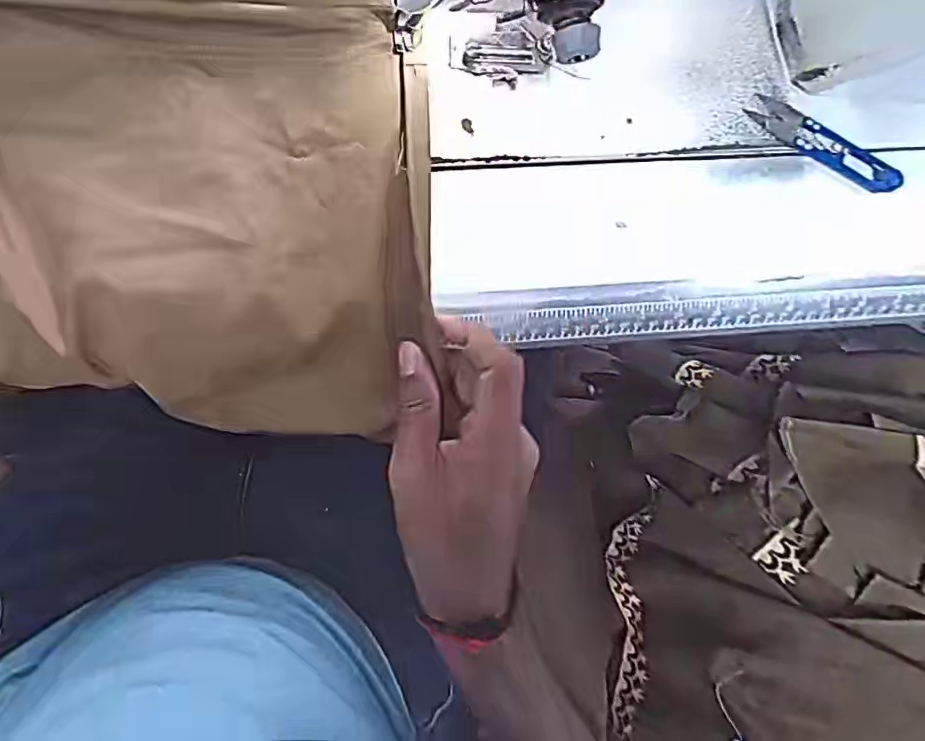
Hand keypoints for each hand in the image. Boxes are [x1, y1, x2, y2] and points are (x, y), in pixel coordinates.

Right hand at [389, 316, 539, 625]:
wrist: (470, 599)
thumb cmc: (438, 538)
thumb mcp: (412, 471)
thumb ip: (415, 408)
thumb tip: (409, 352)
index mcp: (499, 438)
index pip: (501, 365)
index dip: (470, 334)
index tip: (428, 324)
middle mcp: (517, 436)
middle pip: (495, 373)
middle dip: (452, 350)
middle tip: (407, 344)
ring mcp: (515, 448)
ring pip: (488, 392)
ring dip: (452, 374)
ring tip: (408, 369)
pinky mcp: (506, 459)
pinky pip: (484, 412)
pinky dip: (456, 397)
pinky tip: (424, 404)